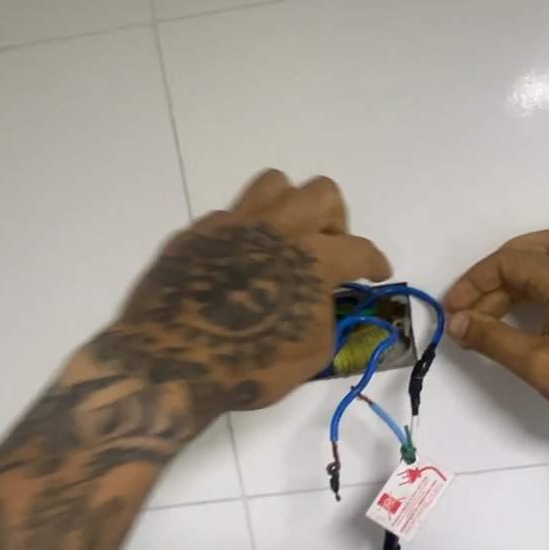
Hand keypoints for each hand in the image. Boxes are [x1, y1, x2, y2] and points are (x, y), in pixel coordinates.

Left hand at [92, 170, 390, 422]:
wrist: (170, 361)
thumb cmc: (250, 364)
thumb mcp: (310, 353)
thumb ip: (325, 317)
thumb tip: (318, 303)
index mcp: (313, 258)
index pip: (359, 250)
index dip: (375, 262)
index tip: (378, 272)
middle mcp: (276, 228)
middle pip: (320, 193)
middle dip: (334, 220)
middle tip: (328, 251)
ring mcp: (232, 225)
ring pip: (273, 185)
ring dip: (289, 208)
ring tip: (285, 241)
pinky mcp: (195, 234)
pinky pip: (230, 215)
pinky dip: (244, 234)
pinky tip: (238, 264)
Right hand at [444, 228, 548, 436]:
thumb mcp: (537, 364)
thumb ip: (493, 338)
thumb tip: (457, 322)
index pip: (509, 262)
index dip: (474, 283)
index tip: (454, 313)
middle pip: (531, 252)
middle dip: (494, 278)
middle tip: (472, 312)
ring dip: (525, 270)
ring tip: (501, 301)